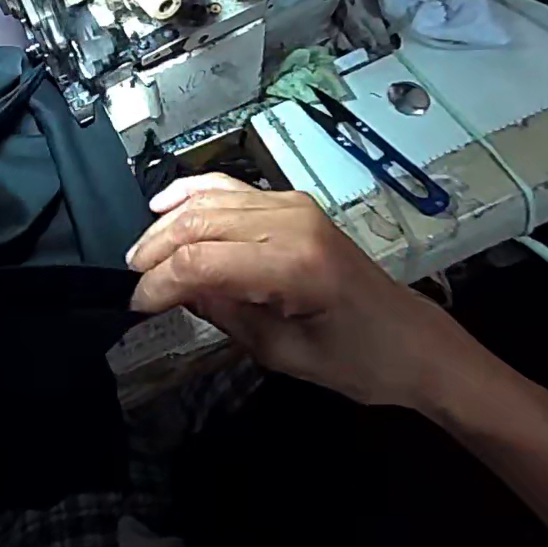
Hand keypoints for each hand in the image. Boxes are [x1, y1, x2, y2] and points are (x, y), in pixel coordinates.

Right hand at [126, 173, 482, 409]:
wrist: (414, 339)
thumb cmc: (359, 360)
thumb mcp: (284, 354)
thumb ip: (223, 313)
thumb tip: (174, 287)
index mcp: (295, 266)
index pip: (204, 262)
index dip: (161, 282)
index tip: (137, 304)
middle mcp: (290, 221)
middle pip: (198, 223)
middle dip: (157, 250)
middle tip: (133, 276)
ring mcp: (289, 202)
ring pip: (206, 200)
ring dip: (166, 224)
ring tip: (141, 252)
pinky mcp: (287, 199)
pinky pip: (226, 186)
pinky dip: (190, 192)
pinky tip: (163, 205)